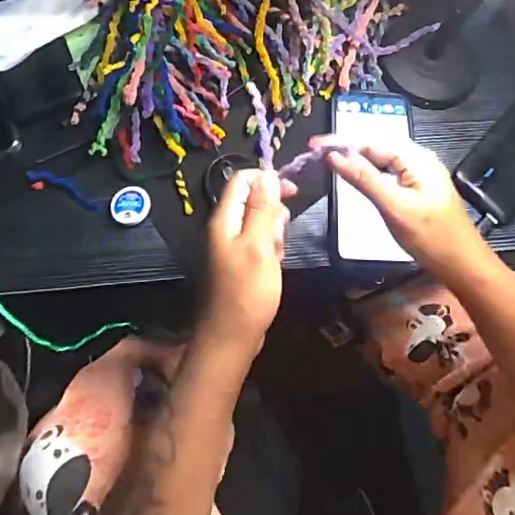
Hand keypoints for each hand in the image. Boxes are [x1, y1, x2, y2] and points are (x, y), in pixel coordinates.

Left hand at [201, 169, 294, 351]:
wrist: (231, 339)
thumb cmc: (246, 292)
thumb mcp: (260, 246)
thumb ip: (263, 209)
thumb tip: (269, 174)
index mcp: (223, 219)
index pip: (241, 180)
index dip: (267, 179)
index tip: (292, 191)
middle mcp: (224, 228)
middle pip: (252, 200)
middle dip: (273, 212)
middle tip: (280, 237)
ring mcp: (230, 246)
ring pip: (259, 223)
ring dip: (274, 233)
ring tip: (276, 257)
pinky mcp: (240, 262)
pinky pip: (259, 243)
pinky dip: (270, 249)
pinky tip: (274, 267)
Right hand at [323, 137, 499, 286]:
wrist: (464, 266)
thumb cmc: (432, 238)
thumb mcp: (394, 207)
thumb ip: (364, 179)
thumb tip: (336, 156)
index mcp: (416, 158)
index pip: (371, 142)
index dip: (340, 142)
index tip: (314, 145)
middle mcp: (420, 159)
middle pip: (376, 146)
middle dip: (346, 147)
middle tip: (316, 152)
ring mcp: (421, 174)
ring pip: (382, 159)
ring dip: (356, 159)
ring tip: (330, 160)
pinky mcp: (419, 188)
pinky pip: (389, 171)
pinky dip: (369, 172)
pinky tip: (356, 176)